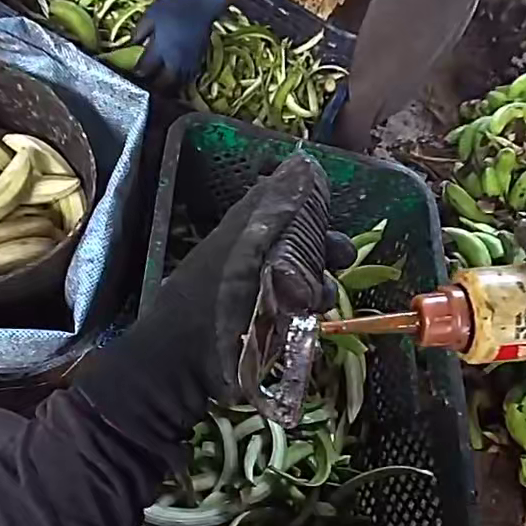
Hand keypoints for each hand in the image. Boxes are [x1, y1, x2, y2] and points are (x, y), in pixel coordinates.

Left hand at [75, 153, 346, 444]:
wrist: (182, 361)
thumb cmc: (210, 298)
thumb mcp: (239, 247)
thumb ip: (268, 209)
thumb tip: (298, 164)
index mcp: (243, 233)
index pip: (284, 208)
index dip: (310, 208)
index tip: (329, 214)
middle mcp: (254, 259)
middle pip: (301, 244)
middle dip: (326, 247)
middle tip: (342, 255)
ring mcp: (261, 293)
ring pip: (306, 278)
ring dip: (322, 282)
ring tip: (324, 295)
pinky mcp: (267, 326)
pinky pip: (300, 310)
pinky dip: (311, 310)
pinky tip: (314, 315)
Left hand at [130, 0, 227, 90]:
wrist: (201, 0)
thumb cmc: (174, 5)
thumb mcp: (150, 14)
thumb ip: (139, 32)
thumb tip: (131, 46)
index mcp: (160, 48)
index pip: (145, 69)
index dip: (137, 74)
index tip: (132, 74)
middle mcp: (174, 60)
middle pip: (161, 84)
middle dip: (151, 86)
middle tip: (145, 84)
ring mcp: (187, 64)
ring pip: (175, 86)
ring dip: (165, 88)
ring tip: (158, 86)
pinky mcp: (197, 62)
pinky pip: (186, 80)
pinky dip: (178, 83)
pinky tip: (172, 80)